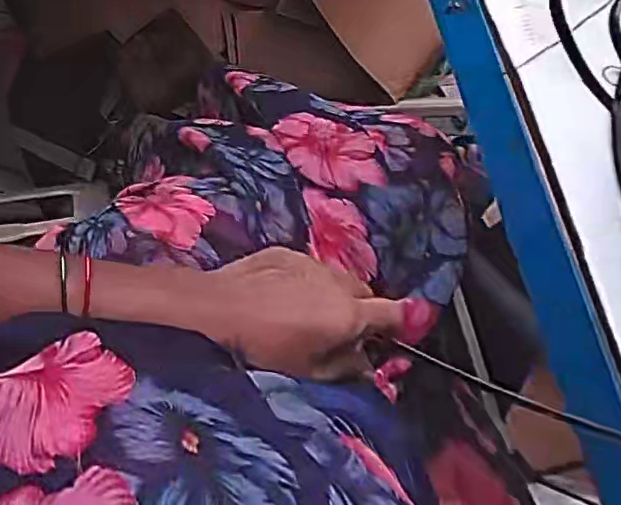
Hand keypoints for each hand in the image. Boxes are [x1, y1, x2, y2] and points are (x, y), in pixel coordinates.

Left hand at [201, 247, 407, 379]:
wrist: (221, 306)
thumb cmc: (266, 345)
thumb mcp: (312, 370)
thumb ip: (348, 366)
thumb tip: (368, 364)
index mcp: (348, 312)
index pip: (394, 311)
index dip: (398, 324)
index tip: (388, 336)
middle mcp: (335, 281)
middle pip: (364, 292)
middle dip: (360, 310)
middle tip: (339, 329)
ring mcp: (310, 261)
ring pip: (336, 277)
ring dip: (333, 293)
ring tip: (308, 310)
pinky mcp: (286, 250)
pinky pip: (309, 266)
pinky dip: (307, 279)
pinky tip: (284, 294)